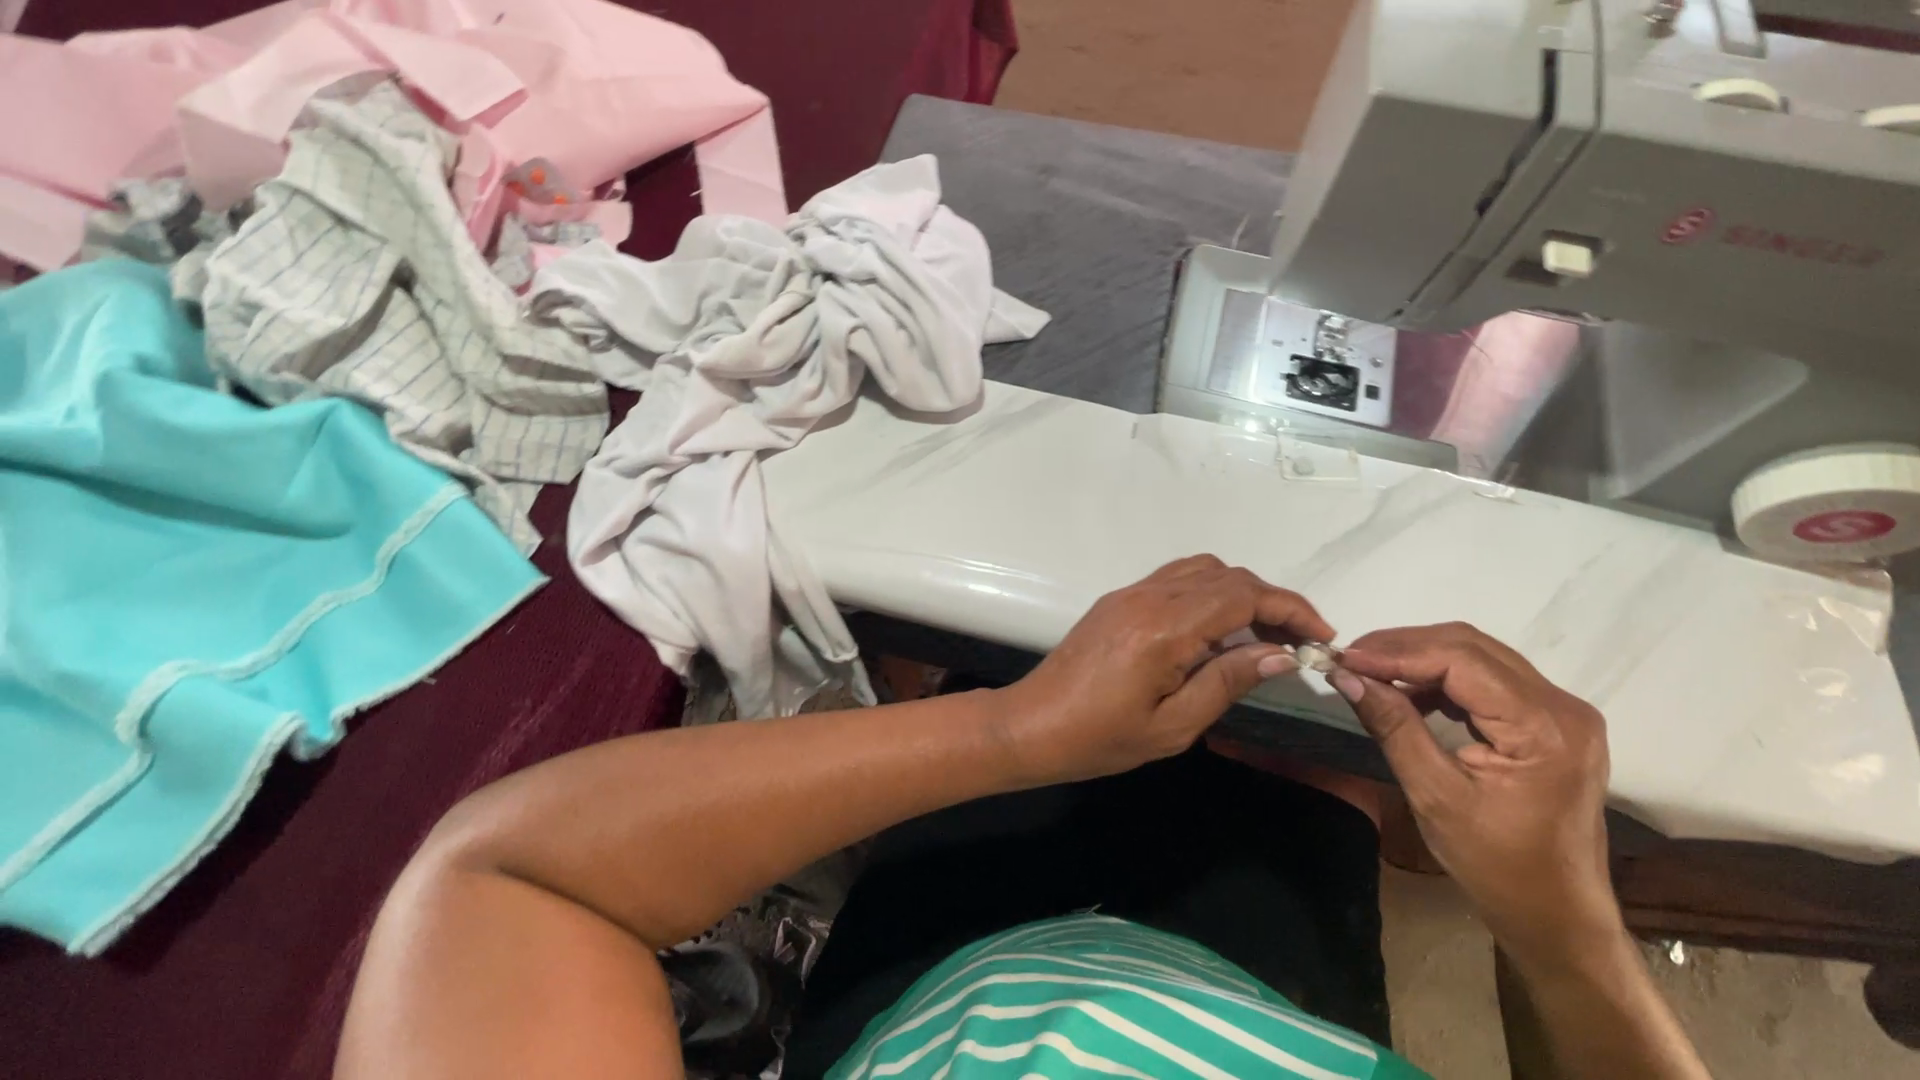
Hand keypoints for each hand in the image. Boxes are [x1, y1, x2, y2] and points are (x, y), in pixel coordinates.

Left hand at [995, 555, 1334, 786]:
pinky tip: (1219, 633)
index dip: (1291, 609)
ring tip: (1265, 636)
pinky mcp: (1118, 601)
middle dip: (1272, 601)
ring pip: (1201, 571)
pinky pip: (1176, 581)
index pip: (1243, 596)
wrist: (1032, 726)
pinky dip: (1209, 595)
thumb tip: (1280, 653)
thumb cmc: (1101, 738)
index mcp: (1165, 627)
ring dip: (1241, 593)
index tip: (1322, 637)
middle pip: (1227, 577)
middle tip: (1299, 642)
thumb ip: (1228, 681)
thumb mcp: (1174, 725)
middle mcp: (1149, 597)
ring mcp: (1130, 594)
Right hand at [1333, 624, 1619, 957]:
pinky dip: (1444, 678)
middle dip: (1404, 647)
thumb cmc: (1496, 863)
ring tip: (1371, 673)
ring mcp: (1562, 712)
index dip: (1397, 652)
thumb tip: (1346, 677)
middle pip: (1472, 648)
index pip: (1462, 660)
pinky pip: (1490, 680)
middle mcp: (1563, 707)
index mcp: (1544, 728)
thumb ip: (1394, 727)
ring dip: (1421, 658)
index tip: (1345, 659)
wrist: (1556, 913)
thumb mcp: (1434, 795)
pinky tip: (1409, 692)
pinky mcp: (1552, 722)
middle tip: (1350, 661)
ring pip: (1480, 657)